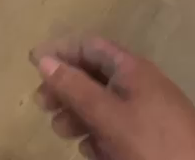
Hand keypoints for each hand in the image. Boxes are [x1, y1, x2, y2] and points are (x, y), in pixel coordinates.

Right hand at [30, 35, 194, 159]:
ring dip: (79, 115)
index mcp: (133, 70)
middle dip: (66, 89)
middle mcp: (143, 85)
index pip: (88, 45)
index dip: (60, 51)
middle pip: (94, 76)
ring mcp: (154, 115)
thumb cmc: (155, 148)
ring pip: (105, 105)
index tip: (35, 67)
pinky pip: (121, 128)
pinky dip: (101, 135)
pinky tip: (92, 152)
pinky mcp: (160, 142)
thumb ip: (74, 87)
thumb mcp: (108, 116)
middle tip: (44, 107)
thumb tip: (44, 60)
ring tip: (65, 134)